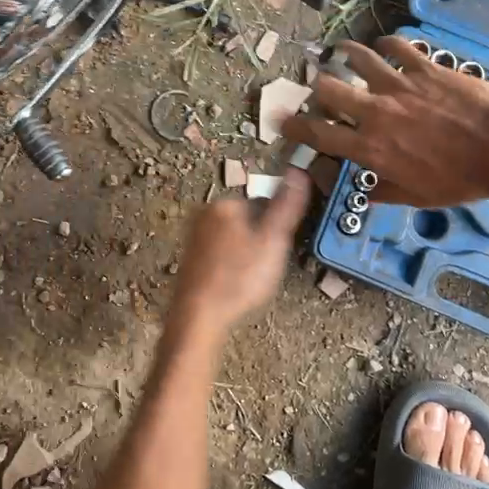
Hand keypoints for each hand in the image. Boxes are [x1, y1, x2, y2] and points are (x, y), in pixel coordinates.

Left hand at [169, 169, 311, 341]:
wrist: (198, 316)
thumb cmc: (236, 279)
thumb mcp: (273, 240)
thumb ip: (286, 205)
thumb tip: (298, 173)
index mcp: (224, 204)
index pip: (262, 203)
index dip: (275, 228)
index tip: (276, 249)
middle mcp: (204, 215)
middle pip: (247, 221)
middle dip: (259, 242)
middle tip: (263, 267)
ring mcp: (194, 238)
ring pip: (234, 241)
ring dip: (245, 257)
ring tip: (248, 280)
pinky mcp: (190, 260)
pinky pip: (220, 257)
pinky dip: (230, 269)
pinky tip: (233, 286)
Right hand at [281, 36, 488, 207]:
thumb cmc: (462, 180)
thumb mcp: (418, 198)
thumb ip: (385, 191)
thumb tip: (366, 190)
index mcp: (369, 148)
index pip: (318, 134)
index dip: (294, 126)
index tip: (283, 121)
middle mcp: (375, 112)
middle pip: (328, 89)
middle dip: (316, 87)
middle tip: (318, 87)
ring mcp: (399, 85)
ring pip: (357, 59)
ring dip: (344, 54)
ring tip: (339, 50)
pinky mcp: (424, 67)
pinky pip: (397, 47)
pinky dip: (387, 44)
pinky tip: (385, 44)